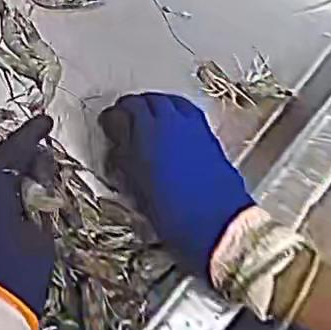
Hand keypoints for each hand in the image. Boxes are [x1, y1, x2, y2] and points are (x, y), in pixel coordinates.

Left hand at [0, 115, 56, 316]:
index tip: (46, 121)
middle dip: (23, 149)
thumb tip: (40, 169)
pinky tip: (20, 189)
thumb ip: (40, 194)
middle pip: (1, 158)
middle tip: (43, 143)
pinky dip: (4, 182)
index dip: (32, 132)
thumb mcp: (39, 231)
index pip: (14, 148)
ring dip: (13, 167)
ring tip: (36, 166)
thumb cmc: (16, 273)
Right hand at [99, 93, 252, 272]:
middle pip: (147, 100)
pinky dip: (175, 110)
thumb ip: (125, 159)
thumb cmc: (176, 216)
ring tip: (149, 116)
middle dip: (133, 107)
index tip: (109, 124)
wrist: (221, 229)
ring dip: (155, 105)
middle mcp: (169, 123)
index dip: (113, 116)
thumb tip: (118, 146)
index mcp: (146, 134)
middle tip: (126, 118)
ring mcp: (191, 126)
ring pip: (168, 100)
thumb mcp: (138, 190)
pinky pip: (186, 109)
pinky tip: (174, 122)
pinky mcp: (208, 133)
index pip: (125, 109)